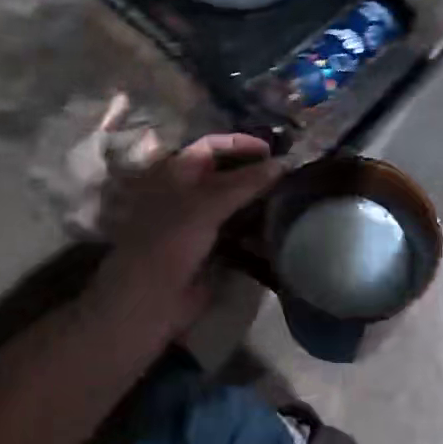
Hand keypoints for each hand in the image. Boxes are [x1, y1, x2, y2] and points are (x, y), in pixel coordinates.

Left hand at [90, 134, 283, 330]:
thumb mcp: (207, 204)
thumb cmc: (170, 241)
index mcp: (175, 172)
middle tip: (289, 174)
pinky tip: (279, 227)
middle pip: (226, 174)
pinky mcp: (211, 249)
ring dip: (258, 201)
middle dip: (254, 172)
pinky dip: (256, 228)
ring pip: (234, 204)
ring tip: (292, 198)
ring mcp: (198, 222)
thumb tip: (285, 162)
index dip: (241, 143)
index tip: (273, 150)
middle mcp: (186, 192)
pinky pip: (238, 232)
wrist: (150, 299)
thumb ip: (246, 182)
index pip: (211, 146)